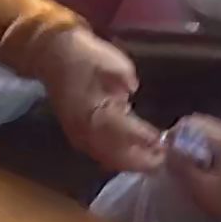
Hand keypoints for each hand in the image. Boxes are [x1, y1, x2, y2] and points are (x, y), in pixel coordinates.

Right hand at [36, 28, 164, 172]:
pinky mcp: (78, 136)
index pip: (121, 130)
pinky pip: (100, 155)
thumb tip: (131, 89)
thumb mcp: (110, 61)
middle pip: (116, 154)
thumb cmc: (88, 58)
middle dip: (142, 159)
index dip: (142, 137)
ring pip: (108, 159)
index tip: (163, 141)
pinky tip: (137, 159)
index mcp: (93, 109)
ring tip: (156, 161)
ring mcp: (79, 135)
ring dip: (132, 163)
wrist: (55, 58)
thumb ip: (122, 77)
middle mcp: (85, 128)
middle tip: (165, 158)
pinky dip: (119, 160)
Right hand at [165, 115, 220, 221]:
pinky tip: (202, 169)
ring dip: (194, 145)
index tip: (165, 154)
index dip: (173, 135)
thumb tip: (166, 148)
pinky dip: (205, 150)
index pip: (191, 123)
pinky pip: (218, 142)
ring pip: (209, 133)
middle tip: (173, 161)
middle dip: (183, 139)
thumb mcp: (199, 185)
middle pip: (201, 125)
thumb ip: (180, 164)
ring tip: (186, 166)